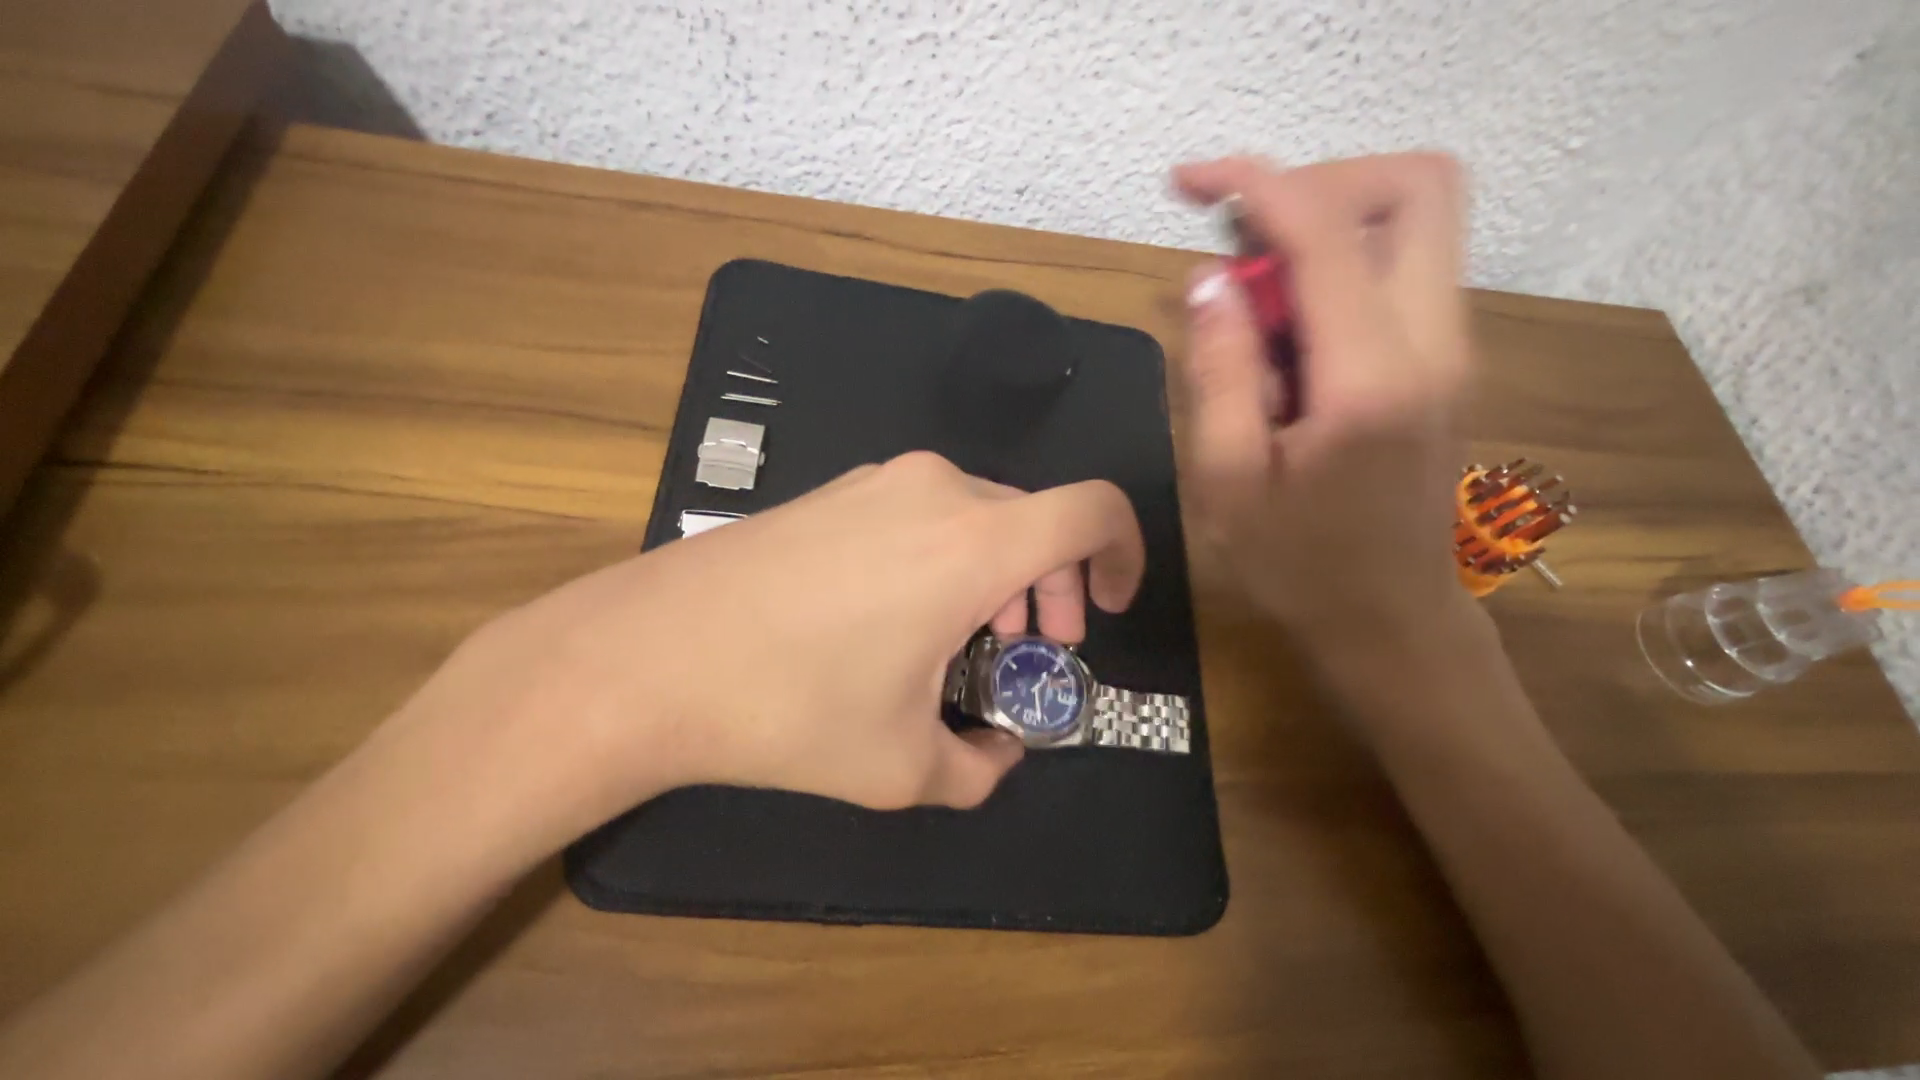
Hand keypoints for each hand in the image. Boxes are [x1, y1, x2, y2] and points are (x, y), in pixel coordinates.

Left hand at [390, 451, 1143, 852]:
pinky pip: (919, 512)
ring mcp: (876, 482)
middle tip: (1032, 646)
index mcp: (975, 542)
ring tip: (964, 639)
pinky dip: (942, 556)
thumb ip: (976, 767)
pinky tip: (895, 617)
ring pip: (976, 514)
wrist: (647, 654)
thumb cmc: (791, 706)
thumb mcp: (900, 764)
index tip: (1106, 609)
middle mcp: (936, 491)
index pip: (1094, 509)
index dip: (1124, 553)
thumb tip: (997, 757)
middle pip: (1034, 517)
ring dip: (996, 573)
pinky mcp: (832, 491)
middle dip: (1052, 584)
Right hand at [1172, 154, 1480, 658]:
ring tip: (1254, 293)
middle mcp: (1433, 343)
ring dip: (1329, 224)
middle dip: (1320, 183)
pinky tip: (1286, 330)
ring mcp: (1451, 348)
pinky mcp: (1445, 360)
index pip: (1327, 229)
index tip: (1191, 184)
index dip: (1256, 183)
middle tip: (1244, 237)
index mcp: (1370, 378)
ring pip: (1417, 219)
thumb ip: (1218, 372)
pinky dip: (1342, 265)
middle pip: (1416, 185)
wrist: (1392, 620)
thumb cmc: (1299, 566)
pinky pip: (1404, 268)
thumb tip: (1208, 280)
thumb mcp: (1227, 482)